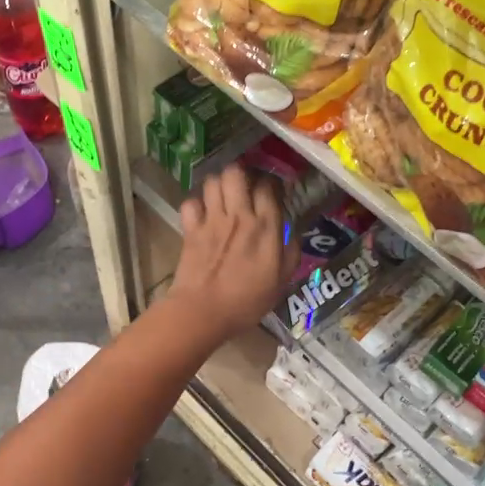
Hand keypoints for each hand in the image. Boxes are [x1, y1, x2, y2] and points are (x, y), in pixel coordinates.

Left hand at [169, 165, 295, 338]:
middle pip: (236, 172)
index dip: (270, 183)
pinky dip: (196, 205)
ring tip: (223, 197)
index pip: (268, 186)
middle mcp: (239, 215)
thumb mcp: (281, 282)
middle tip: (244, 187)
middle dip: (241, 174)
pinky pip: (191, 202)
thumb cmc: (247, 301)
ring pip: (213, 181)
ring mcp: (211, 220)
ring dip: (218, 185)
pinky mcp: (190, 229)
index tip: (271, 191)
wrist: (203, 312)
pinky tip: (202, 215)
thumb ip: (290, 253)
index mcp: (265, 226)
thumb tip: (294, 234)